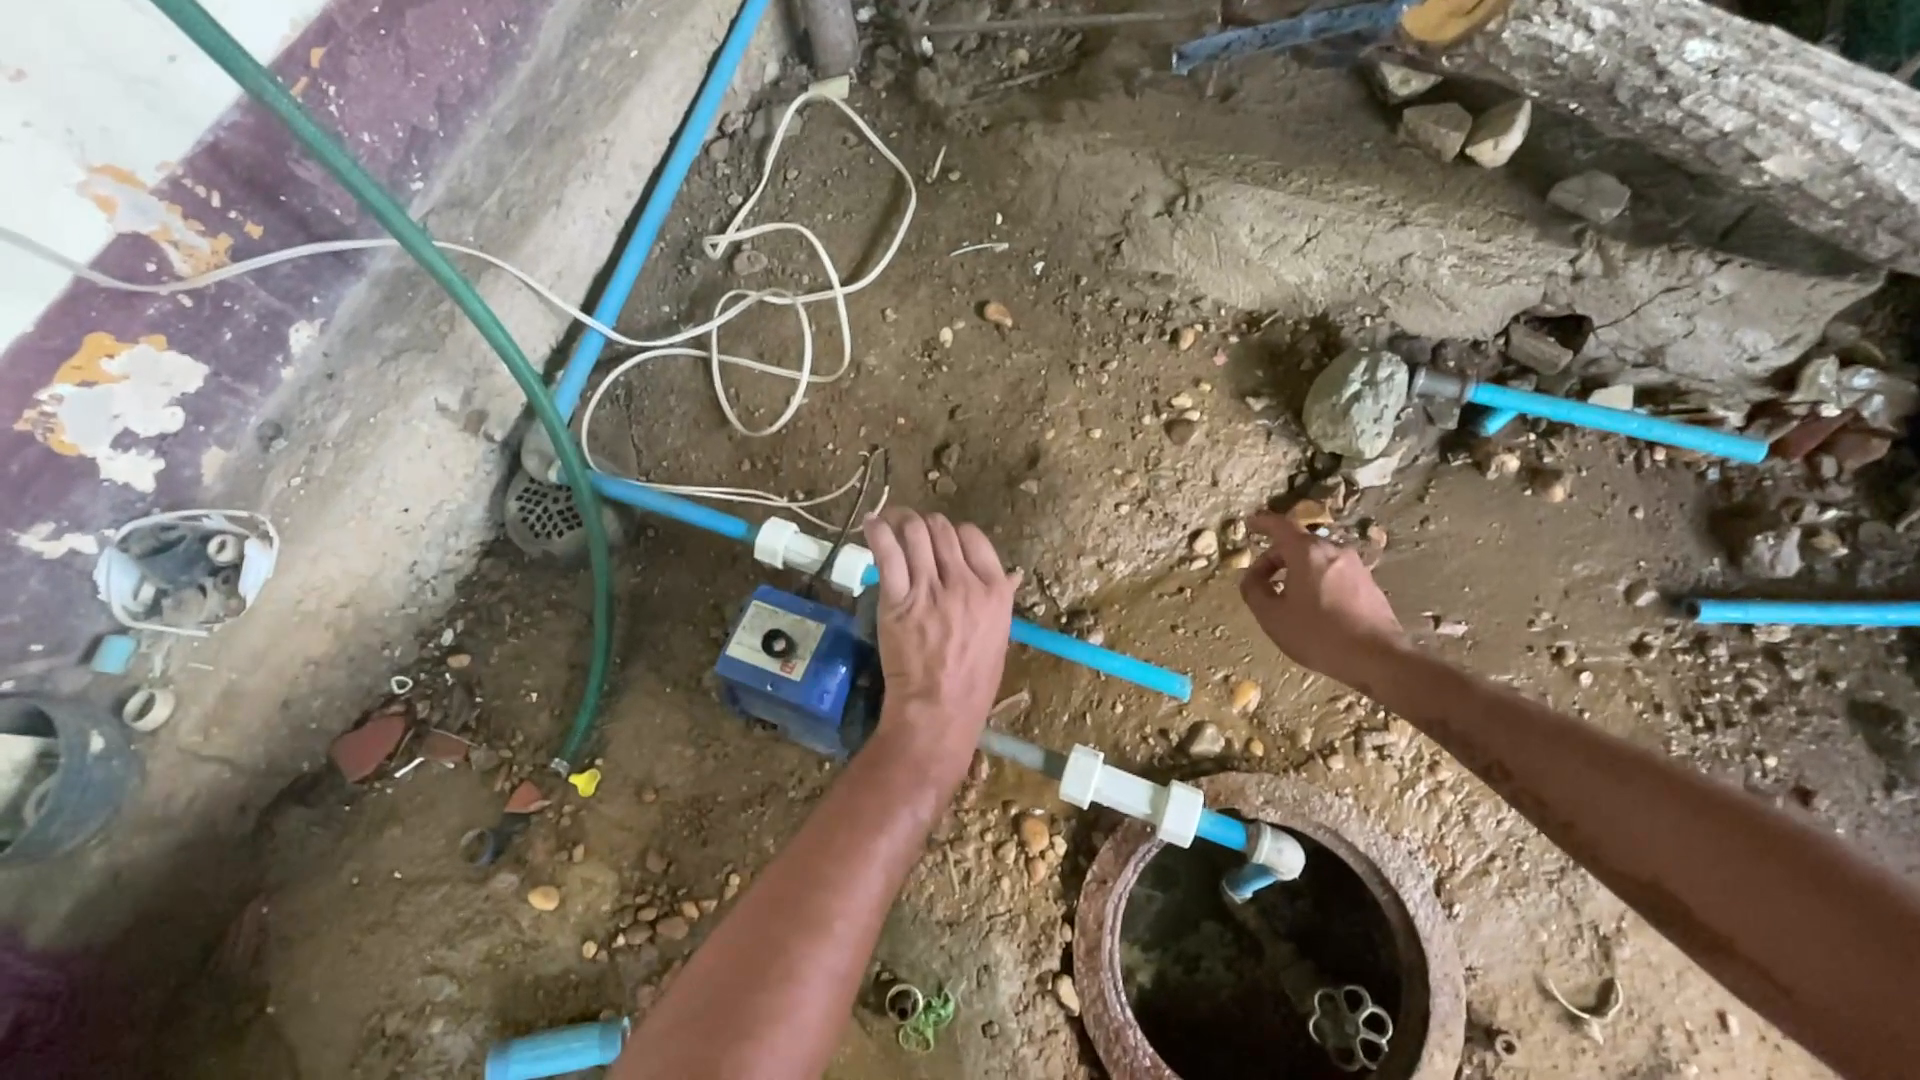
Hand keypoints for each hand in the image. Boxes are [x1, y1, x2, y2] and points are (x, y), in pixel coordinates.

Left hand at [862, 509, 1017, 771]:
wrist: (940, 706)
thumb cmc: (974, 679)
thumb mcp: (999, 635)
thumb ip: (1002, 598)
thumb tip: (1012, 576)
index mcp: (994, 590)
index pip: (973, 537)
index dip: (955, 532)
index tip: (944, 540)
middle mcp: (963, 583)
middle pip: (941, 531)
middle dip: (925, 524)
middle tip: (911, 527)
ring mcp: (930, 589)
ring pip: (915, 534)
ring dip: (901, 521)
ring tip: (890, 521)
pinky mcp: (898, 599)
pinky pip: (888, 553)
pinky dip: (878, 533)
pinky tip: (871, 525)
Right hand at [1240, 512, 1409, 688]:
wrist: (1377, 658)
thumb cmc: (1318, 634)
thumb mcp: (1272, 617)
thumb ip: (1254, 591)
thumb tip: (1251, 578)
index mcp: (1307, 552)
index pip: (1280, 526)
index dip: (1262, 522)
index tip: (1250, 523)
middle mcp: (1334, 551)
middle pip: (1298, 544)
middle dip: (1275, 558)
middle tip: (1261, 581)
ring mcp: (1355, 566)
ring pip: (1317, 560)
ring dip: (1296, 571)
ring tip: (1286, 598)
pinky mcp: (1368, 584)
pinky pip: (1333, 573)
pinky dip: (1316, 581)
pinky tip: (1312, 608)